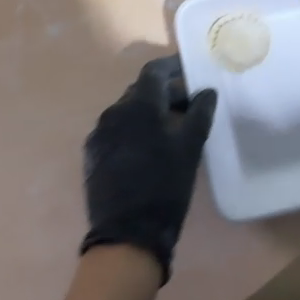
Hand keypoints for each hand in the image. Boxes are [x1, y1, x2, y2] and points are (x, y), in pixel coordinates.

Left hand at [80, 56, 215, 282]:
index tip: (190, 70)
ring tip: (171, 128)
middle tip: (188, 104)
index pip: (154, 71)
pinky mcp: (93, 155)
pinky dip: (134, 130)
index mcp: (138, 105)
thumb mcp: (190, 148)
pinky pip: (116, 131)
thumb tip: (206, 91)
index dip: (173, 67)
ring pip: (127, 112)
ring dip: (148, 113)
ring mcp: (99, 134)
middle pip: (140, 91)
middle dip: (164, 92)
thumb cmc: (165, 185)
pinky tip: (148, 148)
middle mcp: (113, 112)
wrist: (127, 233)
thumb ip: (199, 113)